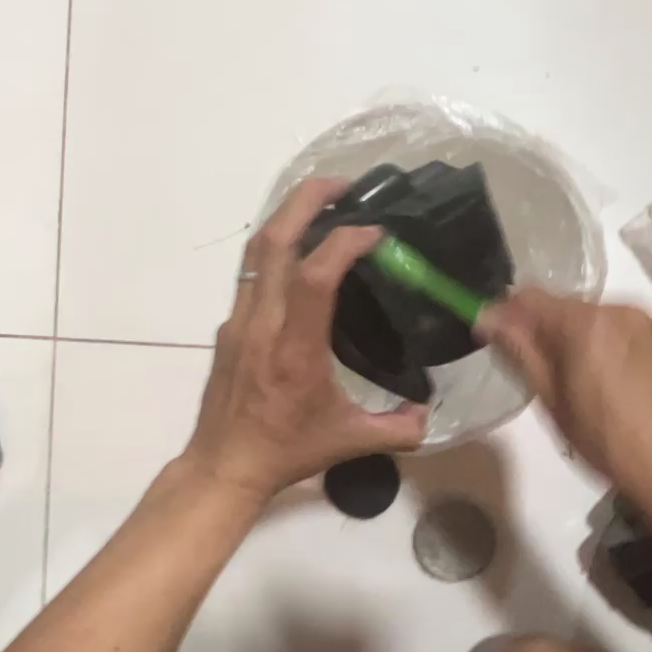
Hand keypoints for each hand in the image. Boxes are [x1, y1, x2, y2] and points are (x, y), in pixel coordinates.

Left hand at [179, 178, 428, 501]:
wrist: (223, 466)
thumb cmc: (286, 452)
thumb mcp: (350, 442)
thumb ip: (398, 429)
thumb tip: (429, 414)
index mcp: (295, 352)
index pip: (314, 277)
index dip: (344, 242)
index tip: (376, 232)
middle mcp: (262, 326)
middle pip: (274, 243)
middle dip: (306, 201)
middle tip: (345, 185)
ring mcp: (239, 323)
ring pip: (256, 253)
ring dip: (288, 216)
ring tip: (323, 202)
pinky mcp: (229, 328)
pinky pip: (252, 273)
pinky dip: (277, 248)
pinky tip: (301, 252)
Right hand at [476, 289, 651, 513]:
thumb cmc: (609, 442)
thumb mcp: (554, 401)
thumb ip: (521, 352)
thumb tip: (489, 319)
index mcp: (587, 323)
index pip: (530, 299)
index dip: (503, 314)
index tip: (487, 336)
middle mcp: (620, 309)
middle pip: (564, 307)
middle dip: (540, 329)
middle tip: (529, 367)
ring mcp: (648, 321)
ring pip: (593, 319)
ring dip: (573, 338)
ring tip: (569, 379)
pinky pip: (620, 331)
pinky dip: (602, 345)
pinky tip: (604, 381)